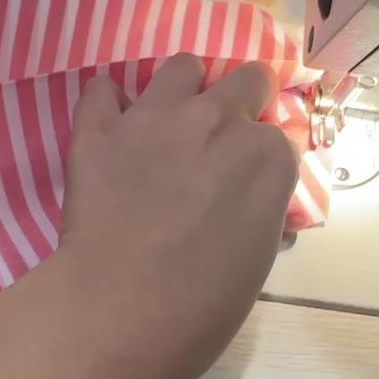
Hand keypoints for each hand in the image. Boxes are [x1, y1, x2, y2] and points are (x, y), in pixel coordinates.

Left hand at [26, 55, 299, 378]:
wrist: (122, 311)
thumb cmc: (204, 303)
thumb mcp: (258, 258)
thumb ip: (262, 209)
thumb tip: (255, 200)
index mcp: (266, 156)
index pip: (280, 135)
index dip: (265, 156)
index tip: (250, 178)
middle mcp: (217, 120)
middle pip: (246, 81)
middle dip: (242, 102)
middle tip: (222, 138)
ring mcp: (155, 117)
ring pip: (181, 67)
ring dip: (183, 90)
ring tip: (170, 122)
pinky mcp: (99, 128)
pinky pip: (104, 90)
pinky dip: (111, 105)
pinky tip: (112, 130)